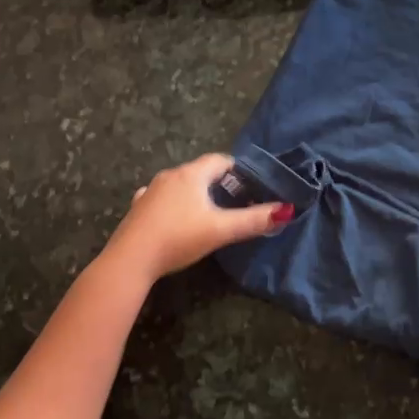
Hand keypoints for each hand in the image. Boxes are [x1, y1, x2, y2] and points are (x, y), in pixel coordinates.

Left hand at [102, 154, 293, 280]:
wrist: (131, 258)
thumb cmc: (179, 238)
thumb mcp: (221, 230)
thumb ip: (253, 220)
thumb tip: (286, 210)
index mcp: (191, 174)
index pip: (220, 160)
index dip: (238, 170)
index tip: (250, 186)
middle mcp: (169, 175)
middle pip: (200, 171)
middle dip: (218, 183)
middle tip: (234, 202)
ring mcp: (150, 191)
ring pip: (179, 185)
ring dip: (195, 194)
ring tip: (208, 214)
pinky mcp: (138, 208)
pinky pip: (161, 199)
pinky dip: (174, 205)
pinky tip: (176, 220)